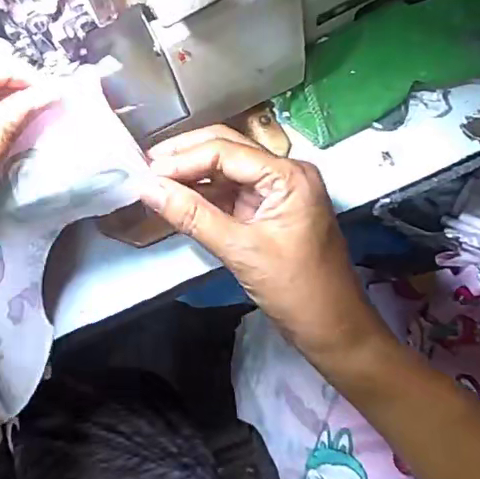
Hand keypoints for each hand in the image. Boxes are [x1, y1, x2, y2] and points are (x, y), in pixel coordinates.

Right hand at [136, 126, 388, 361]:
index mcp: (289, 175)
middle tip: (145, 166)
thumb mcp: (240, 251)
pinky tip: (177, 197)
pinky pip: (230, 190)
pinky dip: (202, 193)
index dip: (182, 159)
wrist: (335, 330)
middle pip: (226, 149)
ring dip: (191, 174)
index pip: (225, 151)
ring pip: (225, 168)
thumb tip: (147, 188)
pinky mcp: (268, 209)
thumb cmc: (298, 291)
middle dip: (184, 156)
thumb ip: (192, 215)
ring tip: (153, 180)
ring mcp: (277, 190)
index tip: (146, 172)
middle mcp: (285, 172)